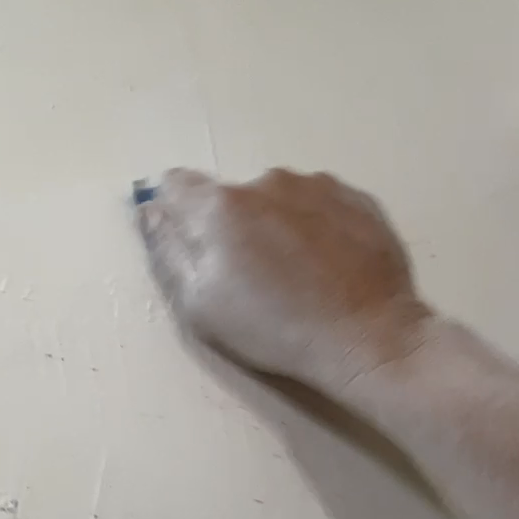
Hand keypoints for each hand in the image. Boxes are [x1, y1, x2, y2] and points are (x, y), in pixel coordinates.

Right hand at [136, 168, 433, 392]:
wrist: (368, 337)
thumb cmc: (272, 328)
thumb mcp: (199, 304)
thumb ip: (168, 250)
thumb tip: (150, 210)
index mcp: (220, 206)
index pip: (175, 184)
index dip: (171, 207)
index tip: (181, 235)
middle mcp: (265, 181)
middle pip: (229, 195)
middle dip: (229, 225)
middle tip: (247, 273)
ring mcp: (316, 185)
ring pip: (276, 198)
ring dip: (273, 223)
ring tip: (293, 271)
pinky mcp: (357, 198)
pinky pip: (317, 204)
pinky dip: (312, 226)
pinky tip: (325, 264)